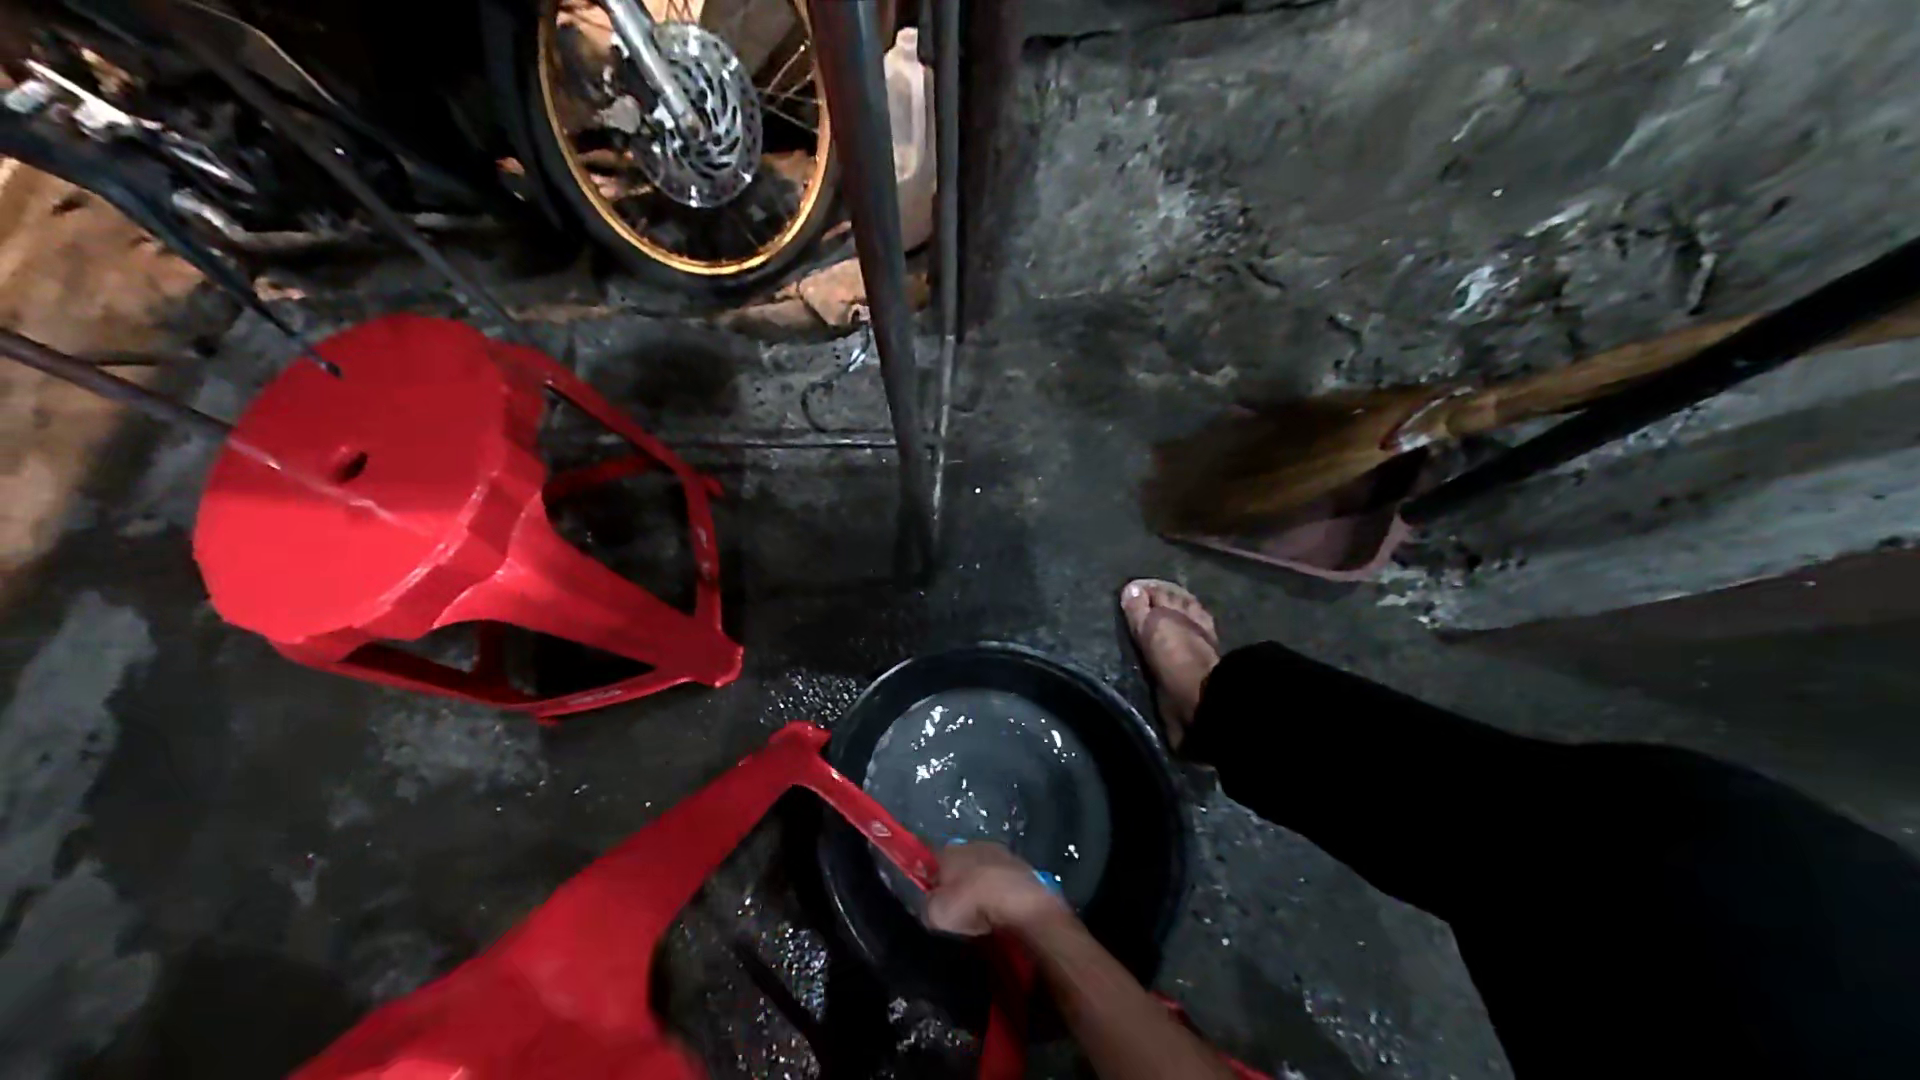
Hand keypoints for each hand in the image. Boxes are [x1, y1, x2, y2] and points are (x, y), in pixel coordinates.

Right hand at [924, 841, 1070, 936]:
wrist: (1017, 901)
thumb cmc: (970, 904)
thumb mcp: (936, 914)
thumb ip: (927, 907)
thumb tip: (931, 905)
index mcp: (947, 852)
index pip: (932, 864)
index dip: (932, 884)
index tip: (936, 904)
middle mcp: (971, 844)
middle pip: (959, 865)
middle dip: (959, 884)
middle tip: (961, 911)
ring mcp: (998, 852)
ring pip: (982, 870)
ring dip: (982, 887)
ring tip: (984, 913)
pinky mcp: (1020, 864)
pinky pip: (1002, 879)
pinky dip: (1001, 891)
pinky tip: (1003, 910)